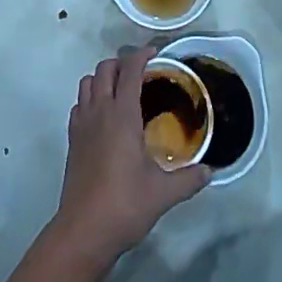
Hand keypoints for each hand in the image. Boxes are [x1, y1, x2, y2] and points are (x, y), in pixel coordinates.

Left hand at [53, 46, 212, 259]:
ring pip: (87, 83)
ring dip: (103, 78)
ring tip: (121, 89)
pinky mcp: (72, 138)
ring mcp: (81, 123)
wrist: (84, 229)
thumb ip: (189, 179)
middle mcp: (99, 111)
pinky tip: (103, 116)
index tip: (155, 52)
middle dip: (121, 63)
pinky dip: (90, 98)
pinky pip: (79, 104)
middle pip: (104, 70)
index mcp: (122, 115)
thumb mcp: (164, 193)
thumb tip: (210, 171)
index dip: (141, 56)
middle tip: (141, 71)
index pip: (129, 72)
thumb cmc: (125, 204)